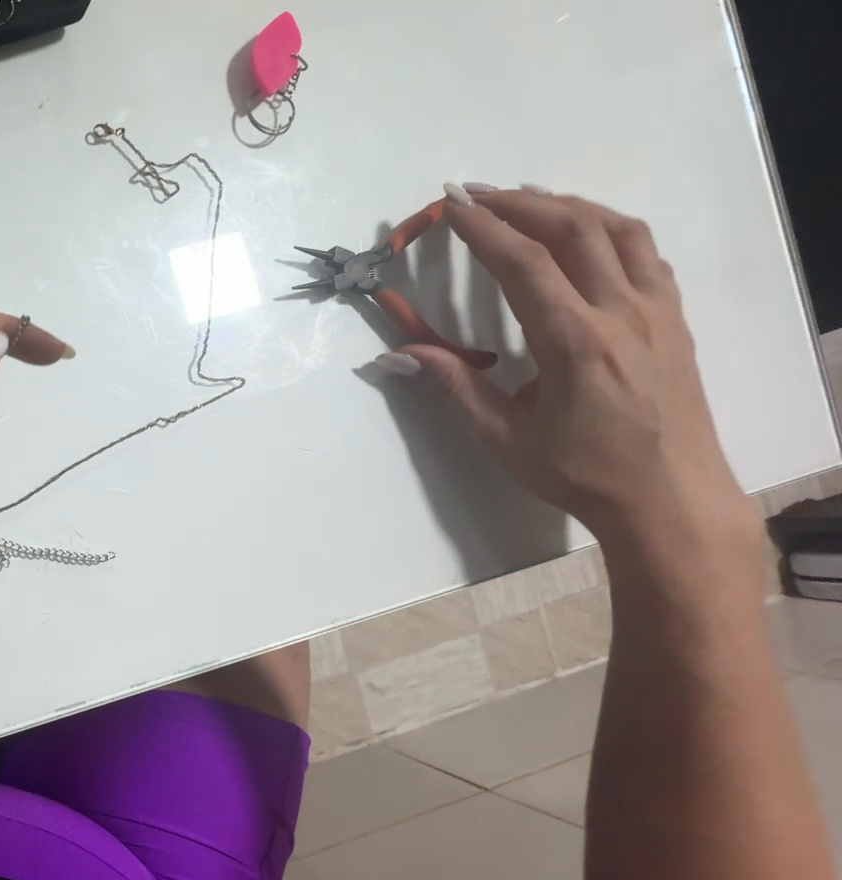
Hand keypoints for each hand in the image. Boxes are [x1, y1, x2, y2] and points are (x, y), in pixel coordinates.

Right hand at [379, 185, 750, 549]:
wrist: (668, 492)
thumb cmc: (577, 471)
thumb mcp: (501, 437)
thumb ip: (453, 388)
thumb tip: (400, 354)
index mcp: (574, 341)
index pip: (523, 264)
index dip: (483, 228)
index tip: (451, 204)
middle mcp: (621, 311)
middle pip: (572, 230)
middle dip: (518, 203)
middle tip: (473, 193)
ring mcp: (655, 308)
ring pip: (616, 229)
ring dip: (565, 204)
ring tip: (522, 198)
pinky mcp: (672, 315)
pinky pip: (642, 250)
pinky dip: (605, 225)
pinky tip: (580, 230)